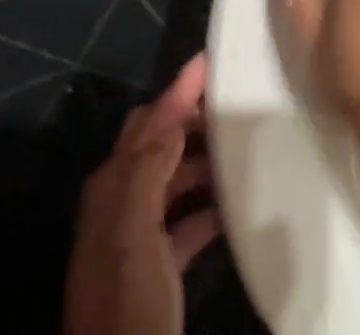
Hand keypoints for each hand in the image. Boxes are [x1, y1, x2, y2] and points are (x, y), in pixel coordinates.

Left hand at [64, 54, 220, 334]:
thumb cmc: (127, 300)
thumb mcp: (135, 232)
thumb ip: (149, 170)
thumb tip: (171, 116)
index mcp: (114, 185)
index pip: (149, 122)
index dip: (178, 90)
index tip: (208, 60)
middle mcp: (122, 200)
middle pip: (157, 143)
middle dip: (190, 119)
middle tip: (235, 103)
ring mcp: (137, 234)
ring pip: (172, 181)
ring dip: (202, 162)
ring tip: (245, 150)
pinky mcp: (155, 266)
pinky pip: (183, 222)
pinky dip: (206, 209)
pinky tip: (233, 209)